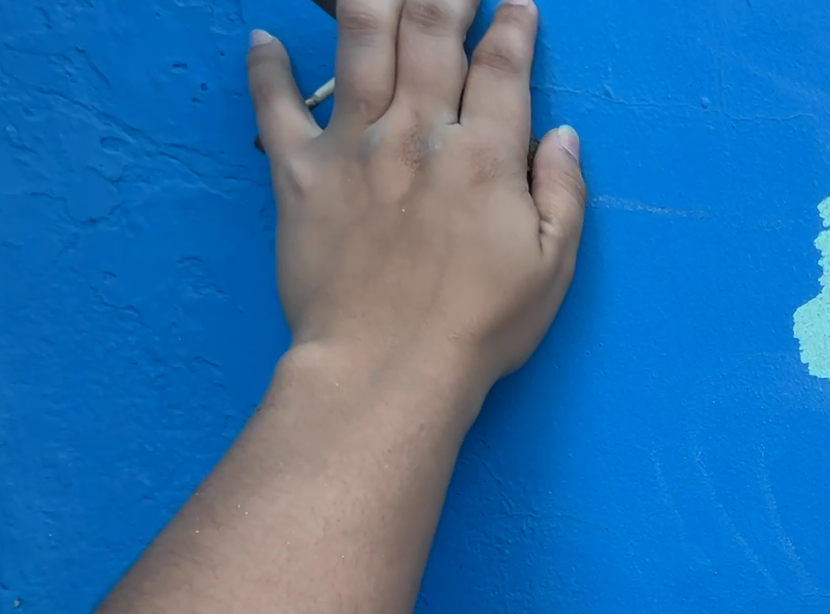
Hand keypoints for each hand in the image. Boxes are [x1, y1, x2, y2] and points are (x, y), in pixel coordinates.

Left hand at [246, 0, 585, 394]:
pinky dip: (267, 66)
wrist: (393, 361)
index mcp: (484, 159)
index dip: (512, 29)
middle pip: (428, 35)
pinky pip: (274, 102)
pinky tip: (266, 40)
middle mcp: (416, 133)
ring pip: (357, 42)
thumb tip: (563, 136)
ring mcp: (352, 146)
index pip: (501, 71)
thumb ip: (563, 195)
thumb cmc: (486, 323)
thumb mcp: (554, 269)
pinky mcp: (298, 172)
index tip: (517, 3)